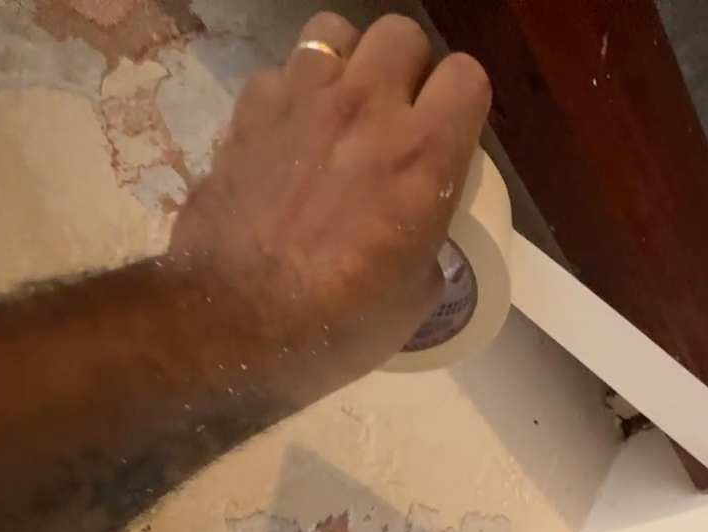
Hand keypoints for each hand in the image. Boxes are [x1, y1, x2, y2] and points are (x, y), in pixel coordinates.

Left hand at [169, 12, 490, 384]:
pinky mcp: (249, 109)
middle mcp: (367, 110)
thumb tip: (418, 230)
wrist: (238, 322)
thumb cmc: (341, 324)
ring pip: (338, 32)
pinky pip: (283, 72)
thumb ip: (429, 240)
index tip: (452, 138)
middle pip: (404, 36)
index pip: (468, 78)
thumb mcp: (416, 298)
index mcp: (422, 158)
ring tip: (346, 113)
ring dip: (352, 66)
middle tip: (399, 122)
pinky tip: (294, 140)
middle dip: (409, 74)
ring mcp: (301, 100)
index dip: (464, 104)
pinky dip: (296, 96)